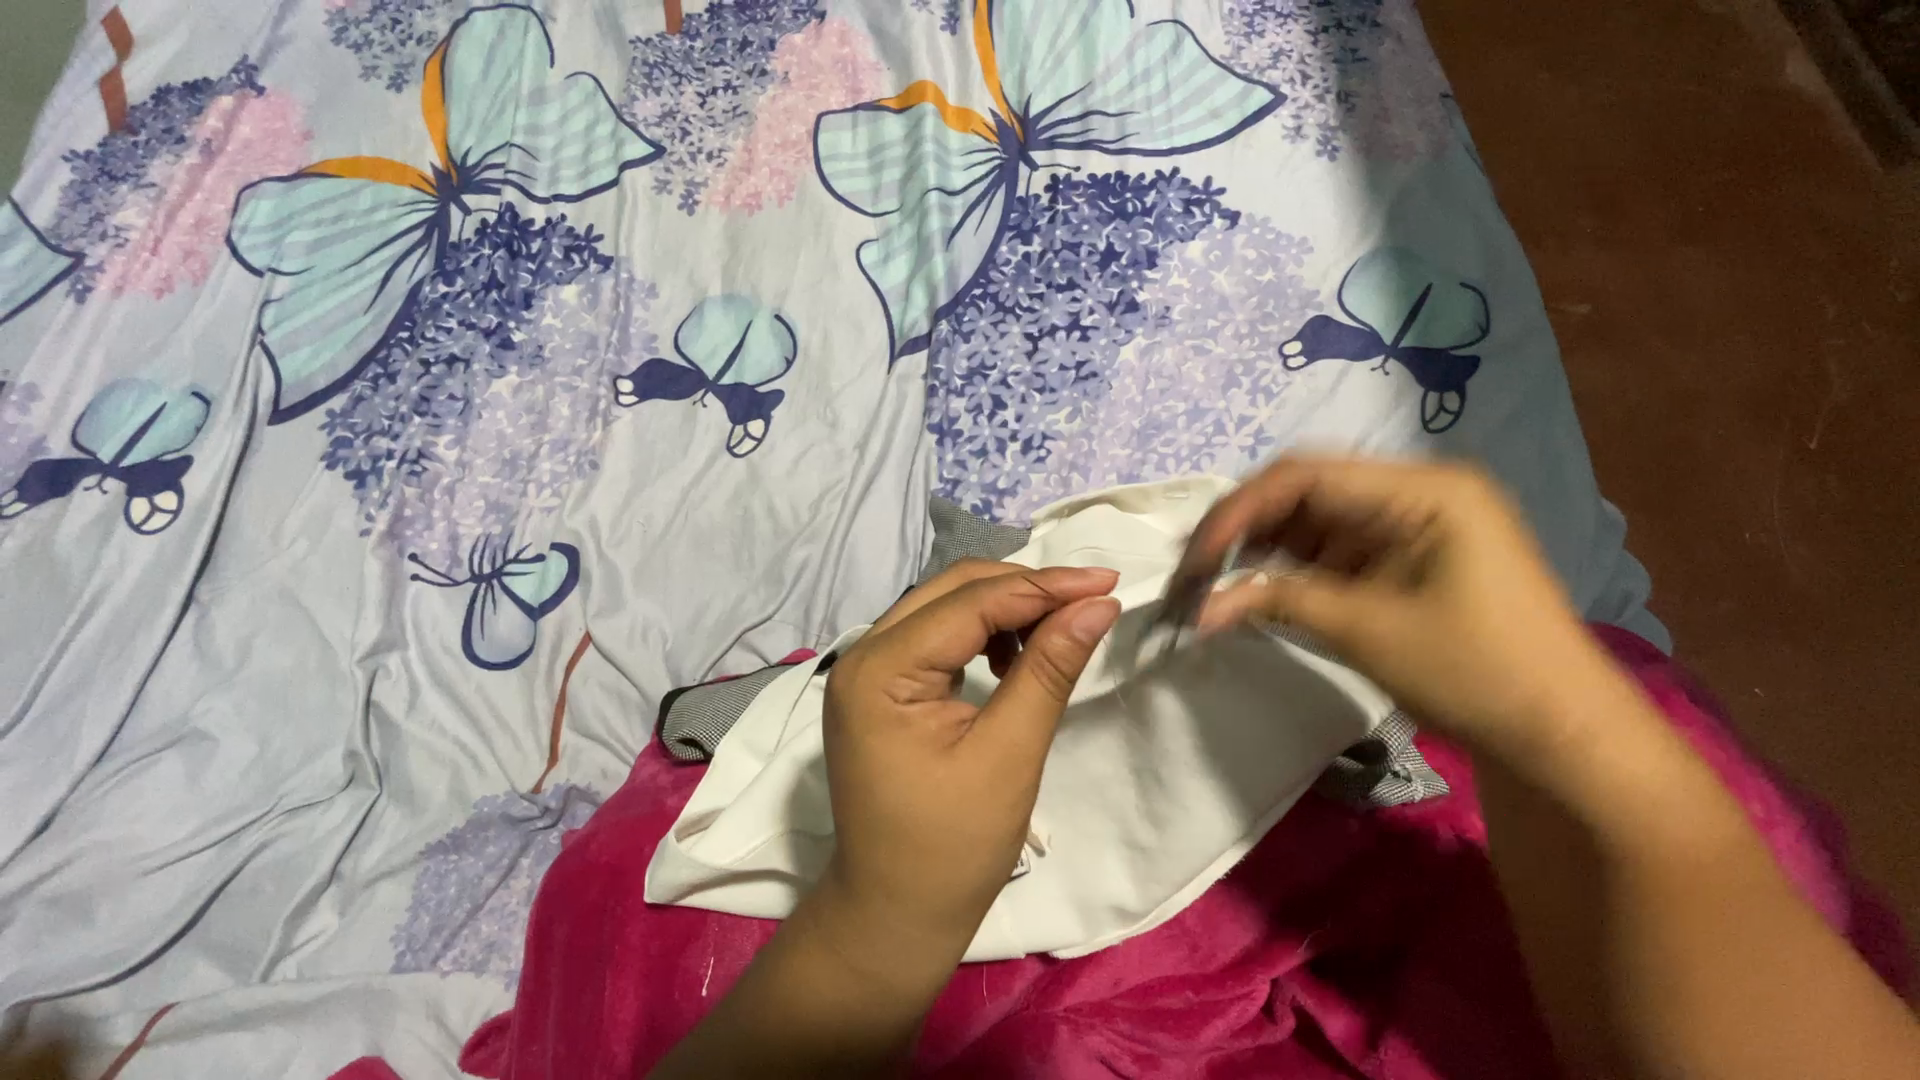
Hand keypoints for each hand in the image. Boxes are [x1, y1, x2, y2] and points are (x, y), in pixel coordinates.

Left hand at [814, 560, 1121, 965]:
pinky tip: (1011, 662)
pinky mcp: (881, 689)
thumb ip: (1048, 670)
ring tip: (1054, 638)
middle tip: (1091, 602)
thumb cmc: (952, 848)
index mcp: (880, 671)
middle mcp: (863, 656)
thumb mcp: (1009, 755)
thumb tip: (1097, 605)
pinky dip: (982, 635)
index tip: (1108, 581)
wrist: (895, 914)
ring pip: (945, 608)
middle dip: (1025, 590)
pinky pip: (936, 637)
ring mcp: (866, 671)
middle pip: (952, 592)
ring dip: (1004, 610)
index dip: (1043, 587)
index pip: (971, 603)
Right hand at [1184, 456, 1609, 755]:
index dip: (1241, 510)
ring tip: (1214, 579)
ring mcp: (1414, 524)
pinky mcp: (1407, 556)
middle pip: (1308, 490)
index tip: (1196, 557)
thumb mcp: (1366, 630)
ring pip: (1316, 518)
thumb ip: (1279, 600)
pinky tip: (1256, 585)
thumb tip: (1199, 609)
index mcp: (1425, 489)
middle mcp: (1418, 491)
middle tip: (1195, 568)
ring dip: (1264, 546)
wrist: (1559, 732)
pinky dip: (1293, 566)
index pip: (1307, 476)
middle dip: (1246, 526)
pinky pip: (1336, 547)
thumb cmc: (1475, 671)